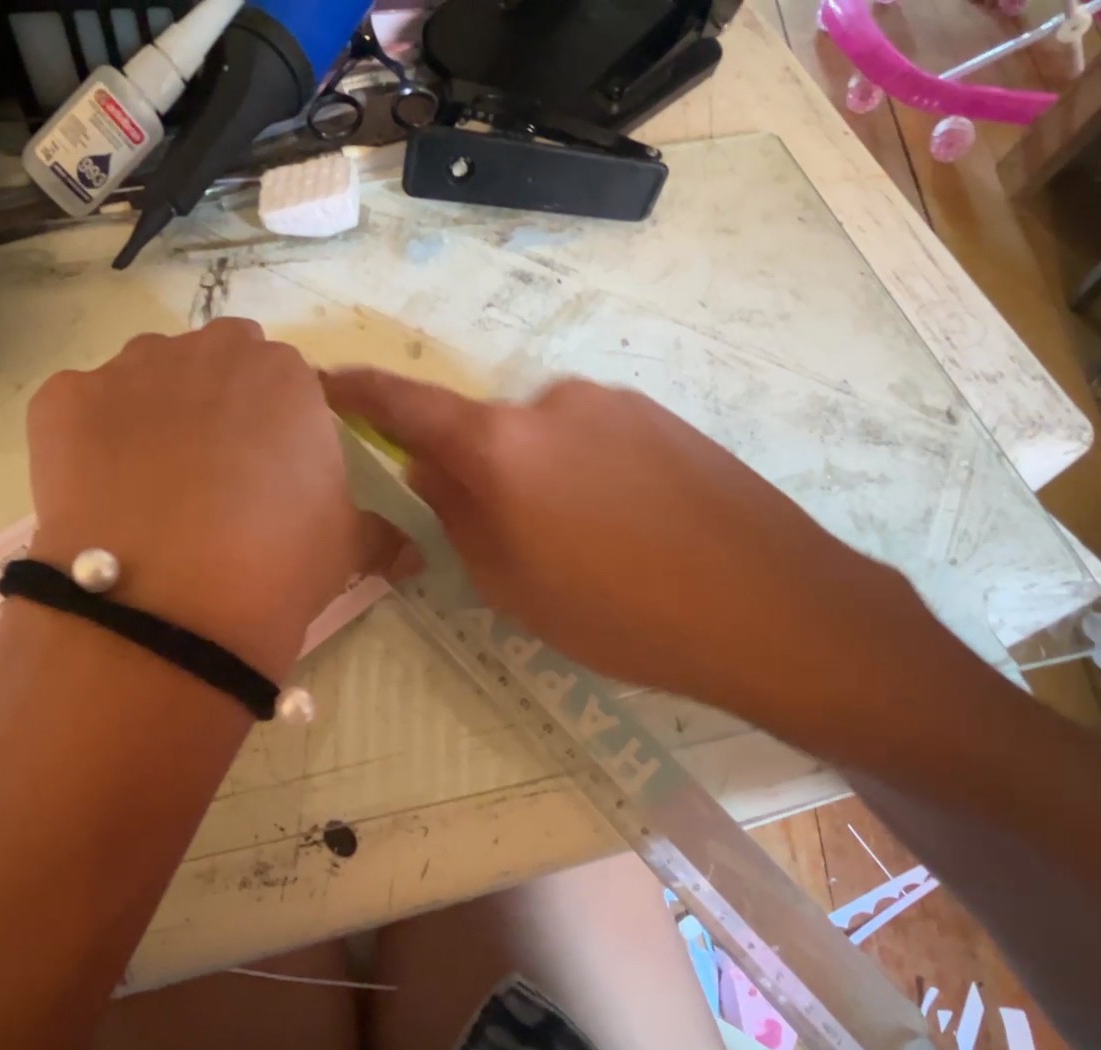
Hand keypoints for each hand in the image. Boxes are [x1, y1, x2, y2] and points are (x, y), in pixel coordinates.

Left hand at [27, 320, 371, 680]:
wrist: (169, 608)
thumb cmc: (276, 565)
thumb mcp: (342, 548)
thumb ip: (376, 533)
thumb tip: (409, 551)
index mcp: (284, 374)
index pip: (281, 382)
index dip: (272, 427)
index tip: (264, 472)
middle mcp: (206, 352)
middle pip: (213, 363)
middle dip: (215, 403)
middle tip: (211, 476)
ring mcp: (128, 370)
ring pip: (145, 377)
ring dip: (153, 412)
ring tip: (150, 487)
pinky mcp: (64, 400)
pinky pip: (82, 407)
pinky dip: (89, 439)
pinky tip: (100, 493)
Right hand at [321, 369, 952, 741]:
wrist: (774, 609)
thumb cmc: (620, 613)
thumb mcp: (512, 586)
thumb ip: (456, 517)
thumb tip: (426, 469)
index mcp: (499, 443)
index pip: (406, 404)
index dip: (359, 393)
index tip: (325, 384)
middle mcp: (551, 402)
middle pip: (483, 430)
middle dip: (476, 474)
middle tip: (504, 541)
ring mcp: (613, 403)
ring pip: (542, 439)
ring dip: (538, 480)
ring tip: (583, 548)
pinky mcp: (663, 417)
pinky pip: (593, 441)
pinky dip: (584, 477)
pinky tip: (627, 531)